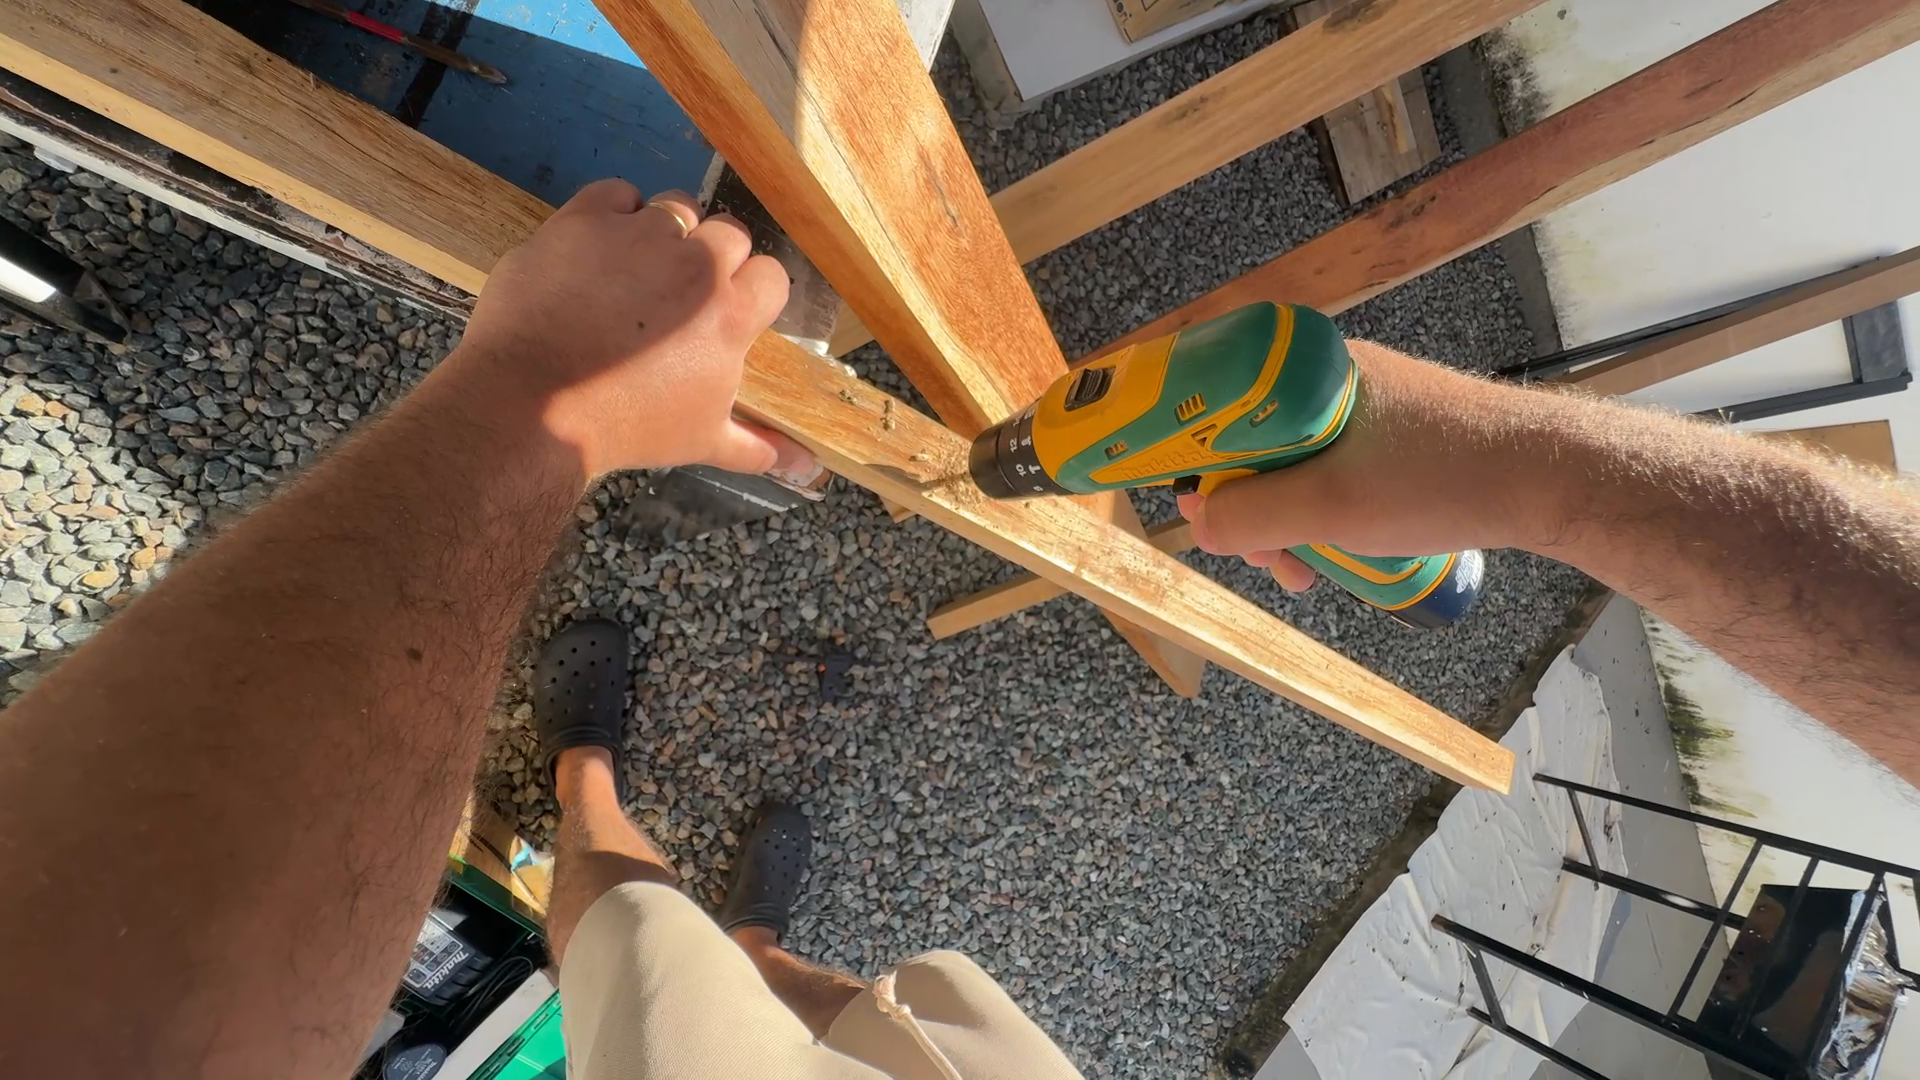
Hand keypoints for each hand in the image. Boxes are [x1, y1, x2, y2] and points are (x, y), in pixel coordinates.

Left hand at [449, 179, 814, 479]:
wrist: (539, 404)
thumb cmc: (632, 426)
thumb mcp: (705, 440)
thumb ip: (761, 446)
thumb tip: (809, 468)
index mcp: (732, 314)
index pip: (772, 275)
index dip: (756, 292)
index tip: (734, 310)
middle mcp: (695, 264)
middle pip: (730, 233)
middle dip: (718, 258)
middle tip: (688, 292)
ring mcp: (639, 236)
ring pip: (678, 208)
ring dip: (672, 231)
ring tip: (646, 266)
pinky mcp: (584, 222)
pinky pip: (617, 193)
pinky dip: (618, 212)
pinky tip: (606, 246)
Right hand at [1179, 341, 1552, 590]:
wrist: (1558, 478)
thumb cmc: (1436, 481)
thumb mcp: (1327, 509)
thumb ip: (1250, 517)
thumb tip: (1196, 526)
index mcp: (1309, 374)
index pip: (1222, 409)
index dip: (1200, 463)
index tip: (1199, 511)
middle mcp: (1330, 382)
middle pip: (1256, 446)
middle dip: (1249, 510)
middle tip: (1261, 556)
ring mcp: (1365, 409)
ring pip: (1295, 467)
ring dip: (1286, 522)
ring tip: (1301, 571)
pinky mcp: (1393, 436)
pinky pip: (1332, 472)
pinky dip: (1322, 514)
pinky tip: (1334, 554)